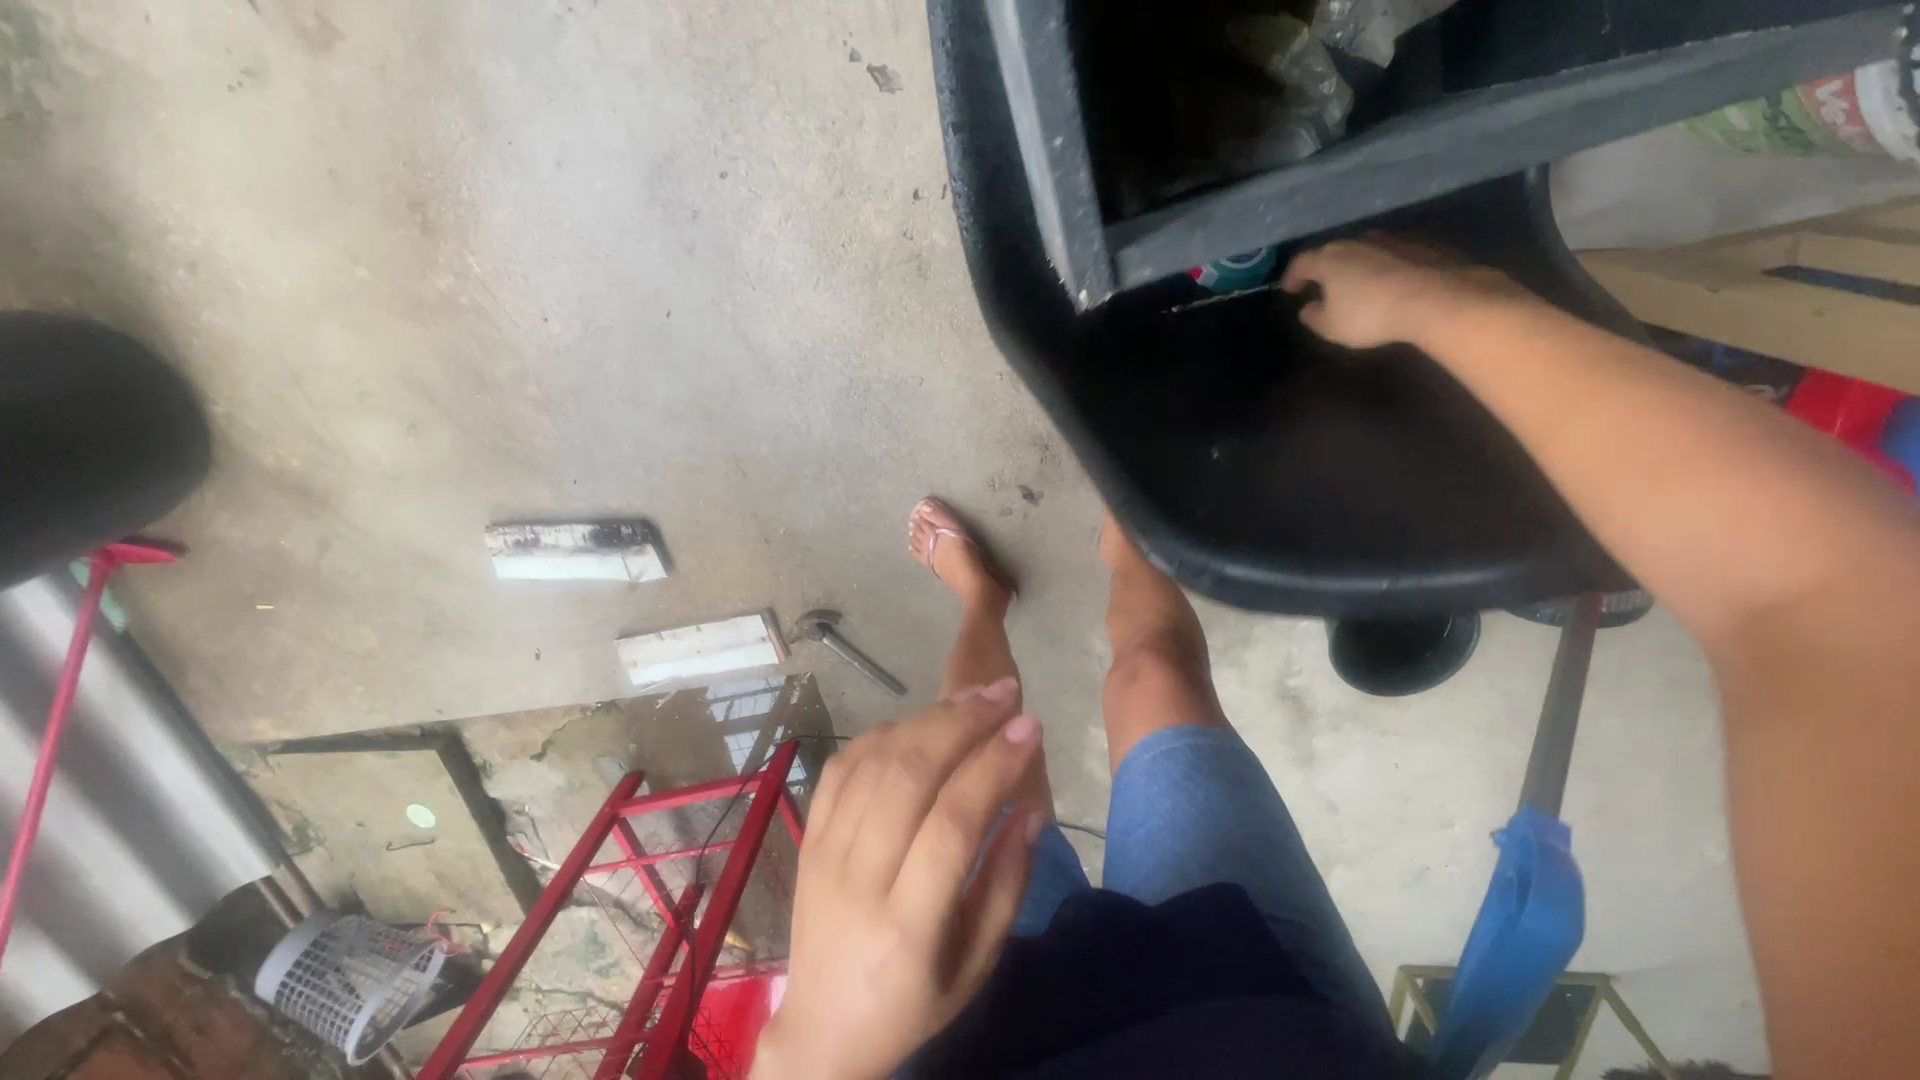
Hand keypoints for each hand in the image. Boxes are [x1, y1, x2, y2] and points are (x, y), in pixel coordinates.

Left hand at [753, 677, 1045, 1079]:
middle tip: (1007, 694)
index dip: (994, 766)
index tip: (1031, 727)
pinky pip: (842, 767)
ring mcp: (824, 853)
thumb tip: (1029, 808)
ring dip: (928, 718)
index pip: (952, 823)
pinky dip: (884, 733)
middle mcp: (858, 879)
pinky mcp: (808, 838)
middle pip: (909, 776)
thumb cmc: (913, 1004)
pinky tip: (921, 722)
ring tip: (974, 696)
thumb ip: (1006, 884)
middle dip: (964, 723)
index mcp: (907, 925)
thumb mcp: (976, 966)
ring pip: (874, 762)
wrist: (822, 1030)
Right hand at [1280, 235, 1528, 348]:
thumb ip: (1314, 317)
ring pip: (1364, 252)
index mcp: (1329, 259)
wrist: (1436, 297)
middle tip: (1322, 287)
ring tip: (1357, 285)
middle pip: (1334, 253)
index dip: (1292, 276)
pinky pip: (1392, 256)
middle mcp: (1357, 242)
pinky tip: (1390, 284)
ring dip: (1356, 267)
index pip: (1301, 262)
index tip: (1289, 289)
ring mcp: (1391, 240)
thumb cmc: (1371, 314)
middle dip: (1325, 270)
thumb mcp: (1331, 327)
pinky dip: (1384, 267)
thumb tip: (1308, 308)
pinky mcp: (1420, 245)